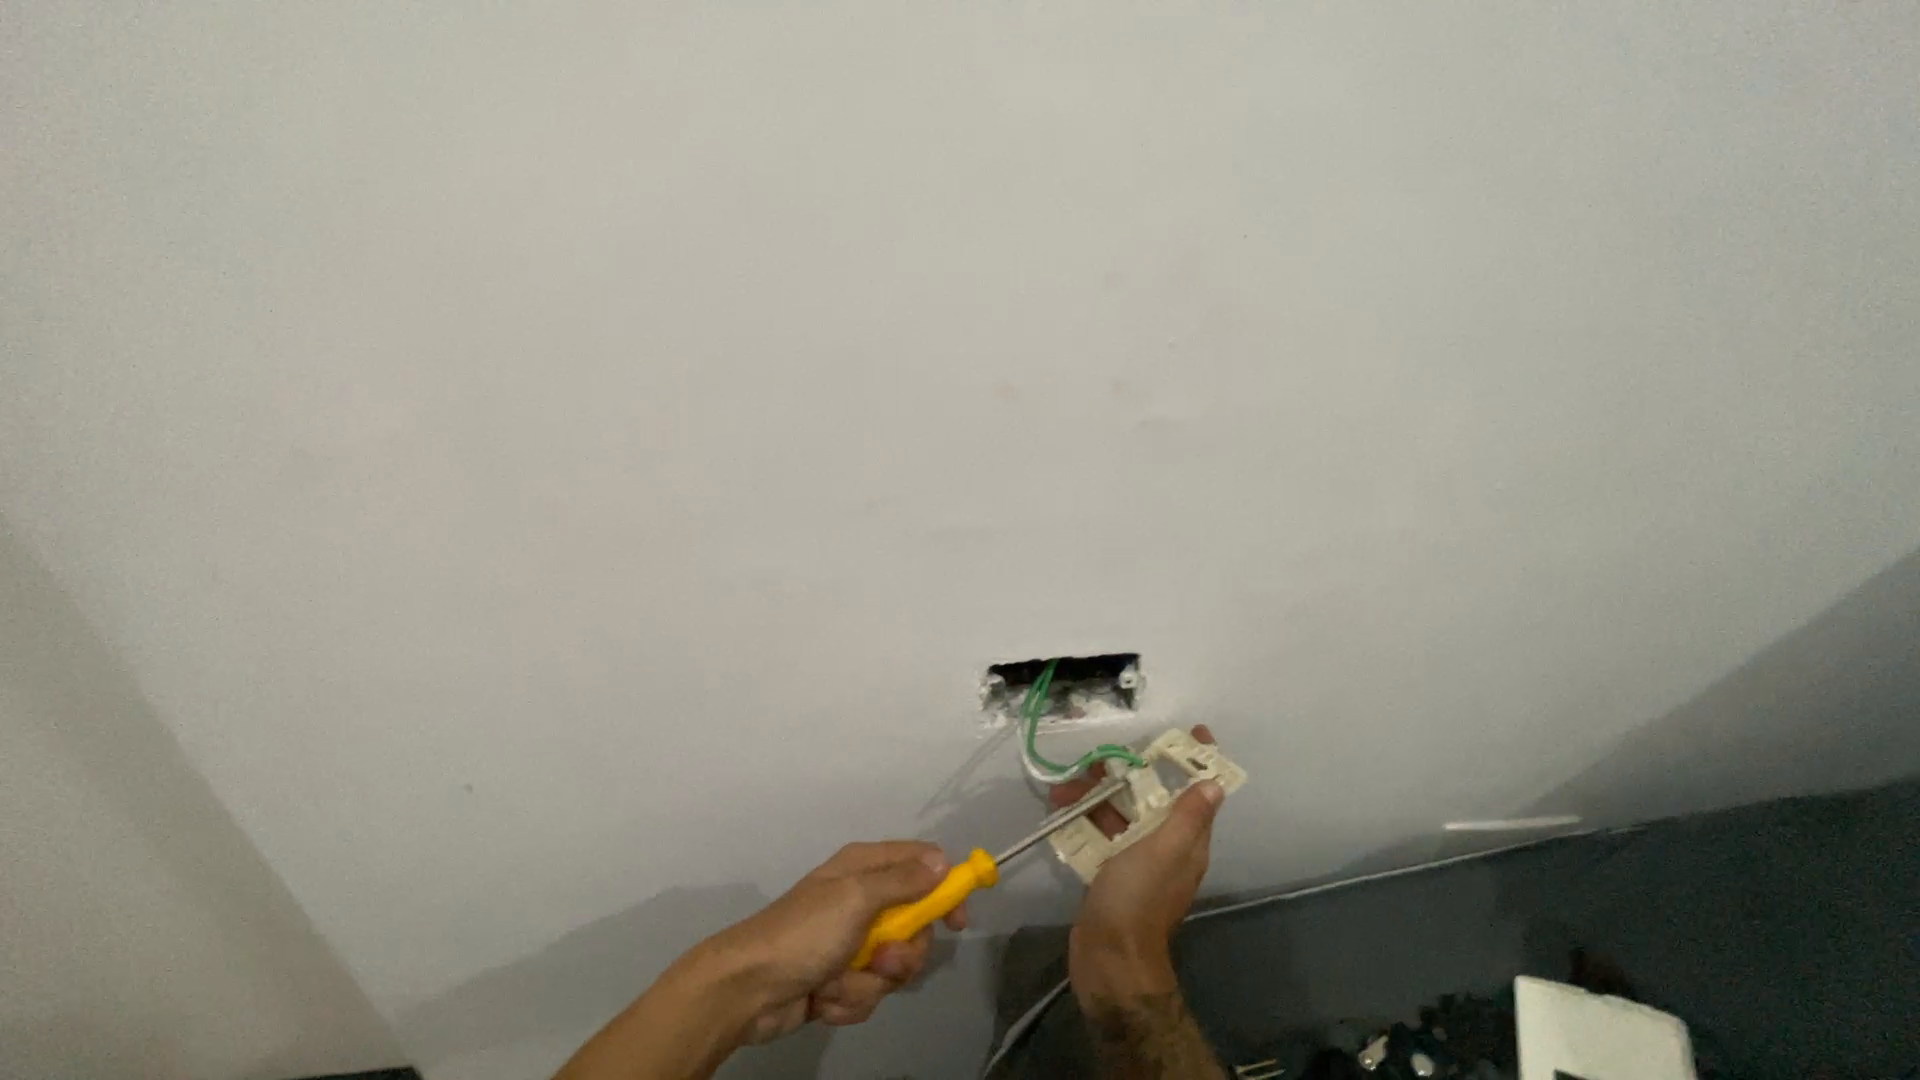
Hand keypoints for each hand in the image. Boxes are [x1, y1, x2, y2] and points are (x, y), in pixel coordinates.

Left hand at [696, 841, 968, 1039]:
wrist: (748, 989)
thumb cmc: (804, 933)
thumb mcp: (857, 897)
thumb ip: (903, 881)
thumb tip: (942, 860)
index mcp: (865, 868)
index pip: (922, 864)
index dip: (944, 889)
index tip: (957, 921)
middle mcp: (861, 900)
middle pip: (914, 926)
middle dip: (902, 953)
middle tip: (883, 960)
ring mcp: (850, 943)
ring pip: (893, 967)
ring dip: (869, 982)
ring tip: (837, 981)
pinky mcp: (840, 980)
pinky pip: (869, 993)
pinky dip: (849, 1000)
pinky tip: (823, 997)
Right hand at [1048, 725, 1223, 995]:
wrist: (1108, 959)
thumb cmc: (1138, 900)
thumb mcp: (1164, 851)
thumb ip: (1187, 817)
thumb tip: (1214, 784)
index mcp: (1187, 843)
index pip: (1201, 793)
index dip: (1200, 762)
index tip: (1191, 732)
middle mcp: (1166, 848)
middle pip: (1152, 799)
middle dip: (1125, 776)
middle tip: (1094, 762)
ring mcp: (1136, 862)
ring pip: (1121, 815)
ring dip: (1095, 796)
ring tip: (1063, 790)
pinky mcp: (1110, 873)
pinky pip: (1100, 835)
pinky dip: (1083, 821)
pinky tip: (1060, 814)